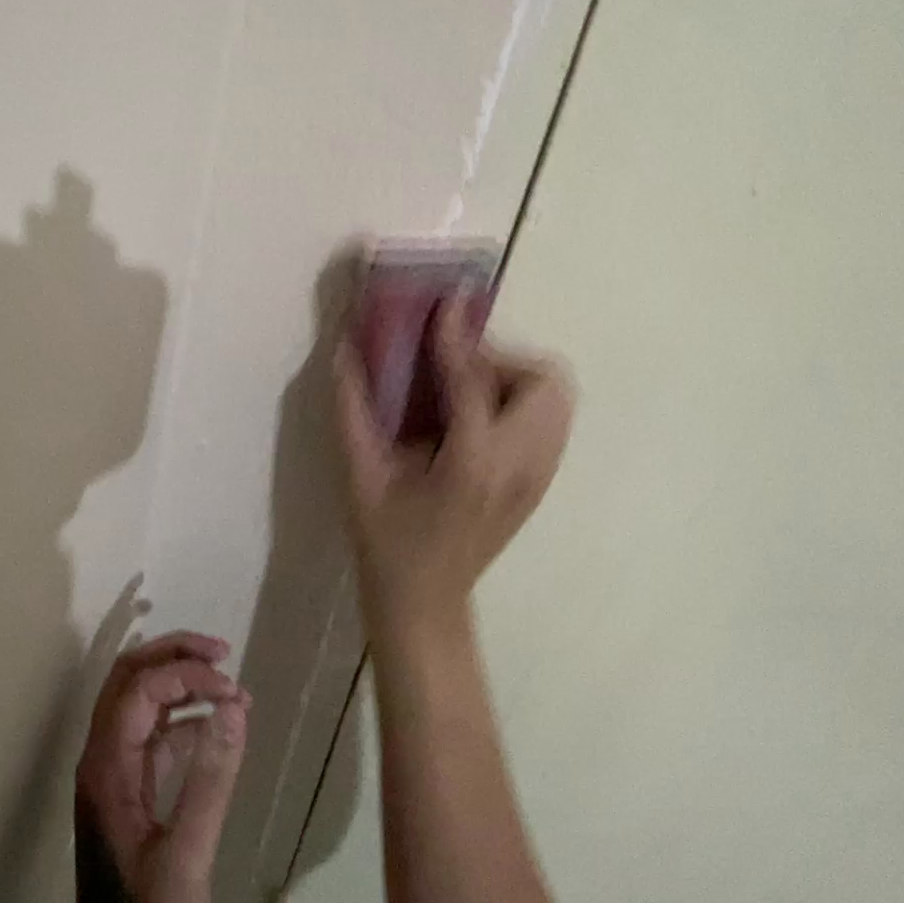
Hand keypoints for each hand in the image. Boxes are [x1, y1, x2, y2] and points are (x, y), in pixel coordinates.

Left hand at [75, 632, 249, 902]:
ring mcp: (113, 774)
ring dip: (180, 684)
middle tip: (222, 652)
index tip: (233, 688)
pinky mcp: (129, 792)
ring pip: (137, 703)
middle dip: (173, 654)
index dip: (186, 673)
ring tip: (230, 687)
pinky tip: (217, 725)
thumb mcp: (187, 853)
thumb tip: (235, 704)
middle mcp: (101, 758)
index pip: (139, 688)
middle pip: (127, 680)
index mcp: (106, 766)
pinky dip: (184, 718)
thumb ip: (210, 780)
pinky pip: (152, 736)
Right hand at [334, 298, 575, 632]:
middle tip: (451, 370)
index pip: (475, 380)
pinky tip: (477, 419)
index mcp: (471, 466)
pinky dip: (521, 401)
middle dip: (498, 359)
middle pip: (544, 380)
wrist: (425, 602)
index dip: (457, 335)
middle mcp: (520, 467)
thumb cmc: (385, 542)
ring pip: (556, 397)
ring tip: (464, 393)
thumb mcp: (359, 476)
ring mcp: (538, 477)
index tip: (446, 301)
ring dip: (513, 378)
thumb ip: (352, 409)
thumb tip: (347, 349)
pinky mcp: (540, 482)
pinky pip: (550, 420)